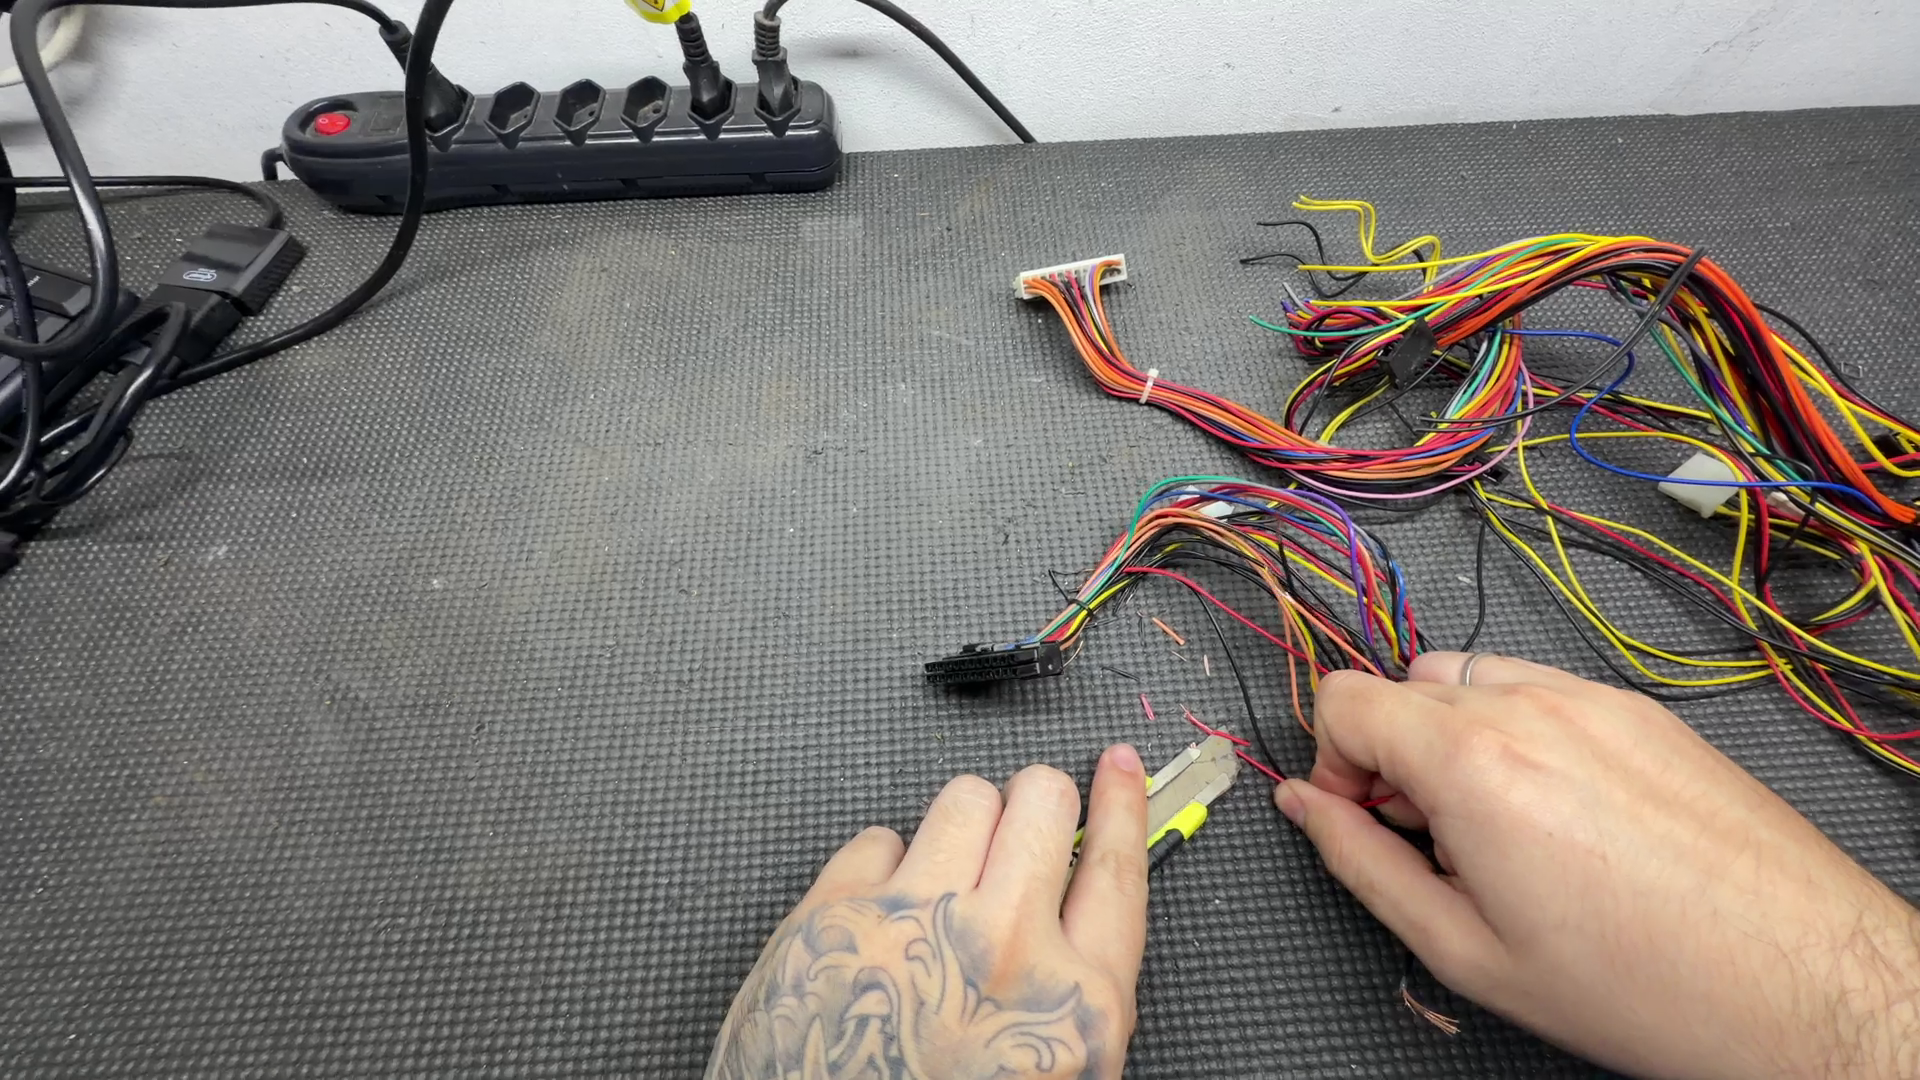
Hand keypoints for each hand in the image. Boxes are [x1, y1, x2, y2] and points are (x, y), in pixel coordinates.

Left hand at [706, 745, 1149, 1079]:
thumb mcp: (1054, 1072)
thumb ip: (1078, 985)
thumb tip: (1077, 892)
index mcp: (1073, 1005)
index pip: (1118, 867)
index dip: (1122, 802)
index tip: (1118, 765)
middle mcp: (1002, 948)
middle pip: (1042, 798)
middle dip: (1036, 801)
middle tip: (1018, 827)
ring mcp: (917, 919)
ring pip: (964, 795)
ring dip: (964, 824)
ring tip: (946, 877)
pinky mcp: (838, 910)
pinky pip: (881, 835)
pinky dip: (885, 865)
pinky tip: (881, 917)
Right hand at [1275, 651, 1919, 1079]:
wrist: (1829, 999)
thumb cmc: (1640, 985)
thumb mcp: (1460, 946)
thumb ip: (1354, 860)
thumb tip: (1300, 802)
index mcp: (1467, 760)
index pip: (1339, 698)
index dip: (1331, 759)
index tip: (1366, 814)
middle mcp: (1520, 707)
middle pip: (1390, 687)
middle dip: (1384, 752)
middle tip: (1431, 829)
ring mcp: (1583, 697)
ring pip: (1452, 675)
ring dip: (1438, 729)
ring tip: (1486, 807)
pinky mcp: (1632, 706)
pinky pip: (1524, 682)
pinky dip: (1502, 720)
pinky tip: (1548, 795)